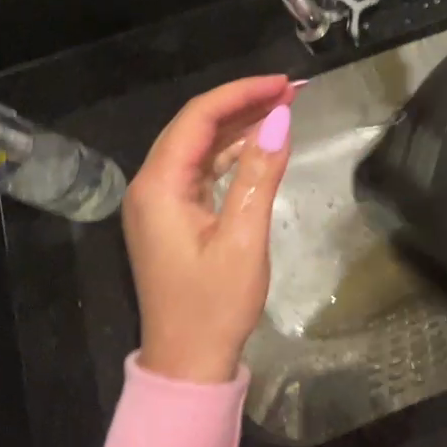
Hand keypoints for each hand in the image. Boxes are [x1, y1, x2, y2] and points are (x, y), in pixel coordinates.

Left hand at [122, 75, 293, 383]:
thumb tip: (281, 119)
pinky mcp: (176, 218)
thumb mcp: (244, 237)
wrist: (189, 361)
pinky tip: (263, 146)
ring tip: (286, 110)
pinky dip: (234, 155)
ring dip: (241, 127)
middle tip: (293, 92)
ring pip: (201, 148)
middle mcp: (152, 186)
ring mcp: (162, 203)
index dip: (241, 94)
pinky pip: (204, 172)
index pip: (197, 120)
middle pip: (196, 128)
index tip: (286, 84)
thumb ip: (261, 174)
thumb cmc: (214, 304)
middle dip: (243, 104)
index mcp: (159, 187)